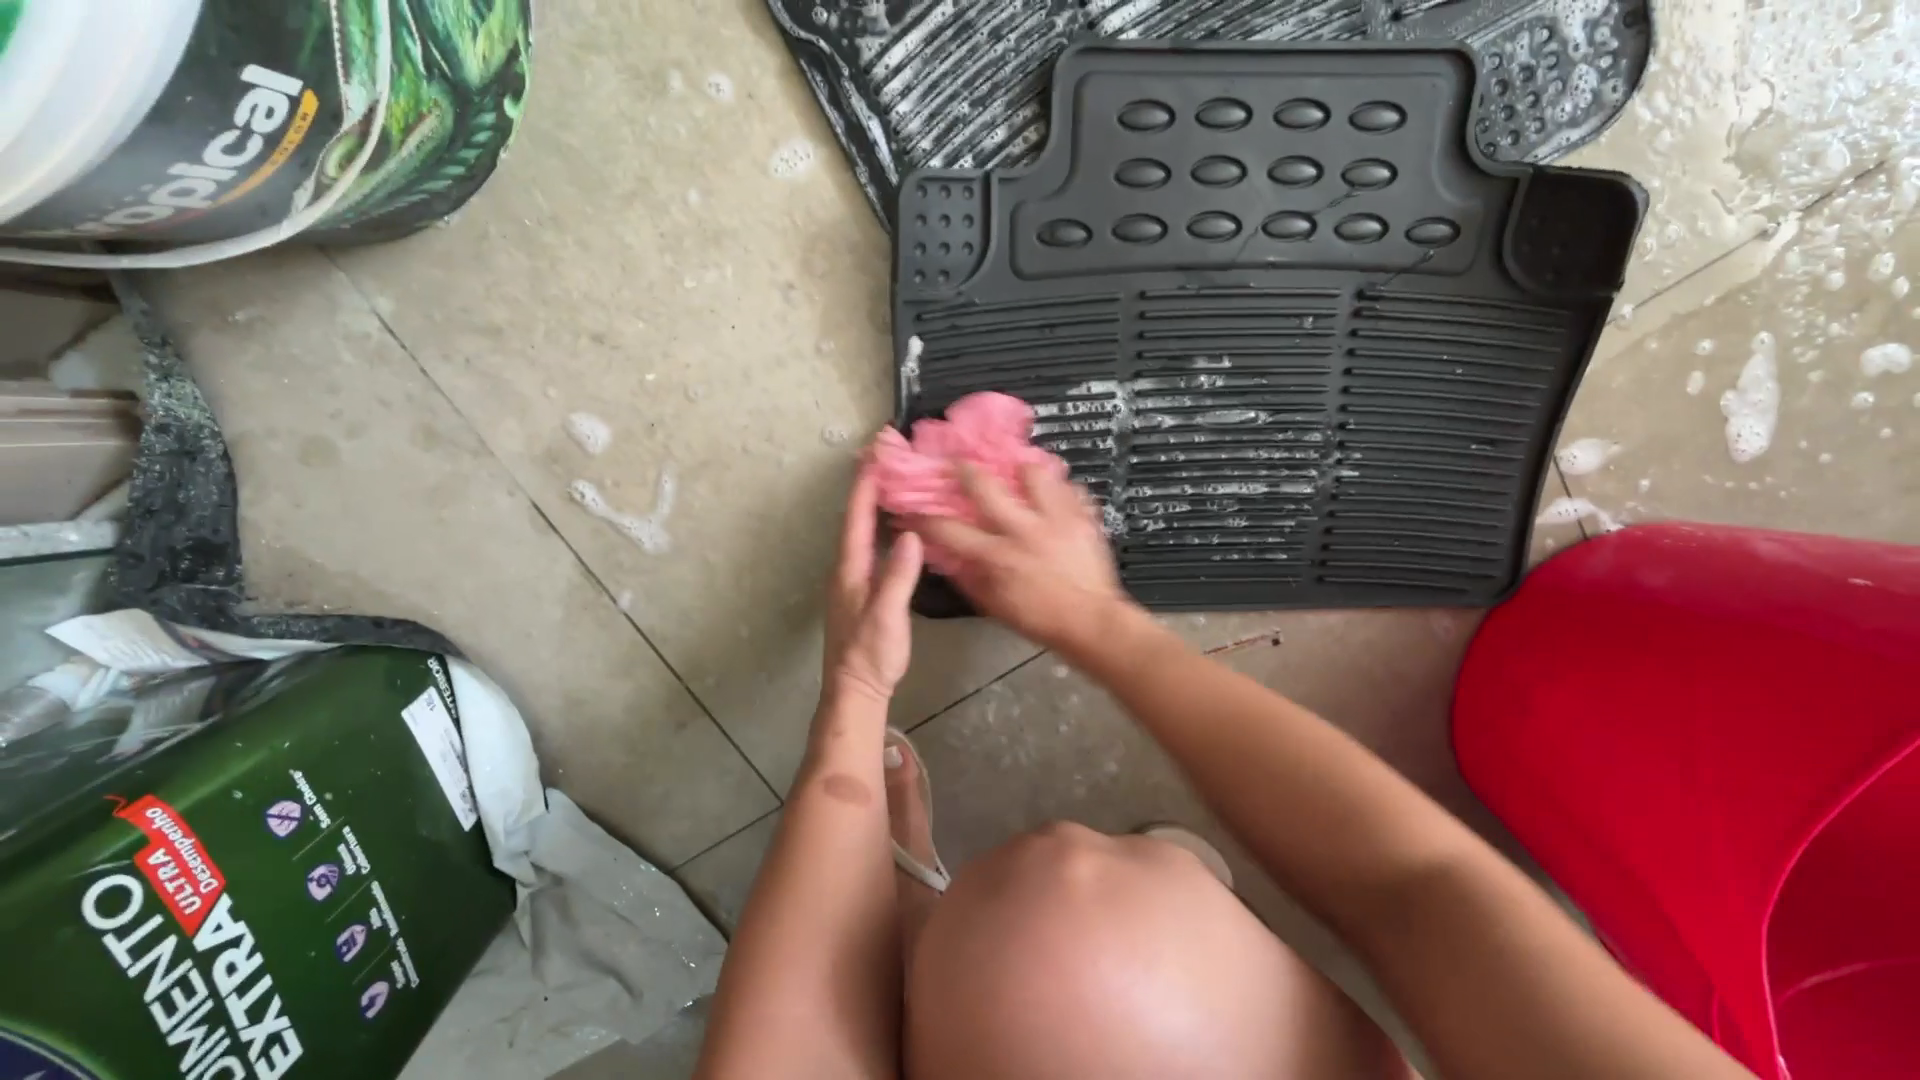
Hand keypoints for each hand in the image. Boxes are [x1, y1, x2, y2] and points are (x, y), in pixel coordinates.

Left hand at [823, 456, 924, 702]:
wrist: (855, 690)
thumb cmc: (870, 654)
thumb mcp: (887, 615)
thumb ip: (898, 577)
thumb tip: (911, 535)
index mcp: (850, 570)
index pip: (857, 519)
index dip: (865, 486)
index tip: (874, 454)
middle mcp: (846, 569)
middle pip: (856, 519)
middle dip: (868, 487)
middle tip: (883, 457)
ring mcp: (852, 581)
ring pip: (863, 533)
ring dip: (873, 505)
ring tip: (891, 482)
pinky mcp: (862, 592)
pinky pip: (870, 548)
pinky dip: (880, 529)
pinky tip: (895, 529)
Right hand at [904, 463, 1134, 657]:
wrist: (1092, 622)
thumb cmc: (1040, 620)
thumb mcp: (995, 606)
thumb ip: (970, 579)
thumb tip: (950, 559)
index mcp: (996, 555)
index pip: (948, 530)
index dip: (924, 518)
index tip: (913, 509)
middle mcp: (1022, 529)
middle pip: (985, 486)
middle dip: (964, 469)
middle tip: (956, 461)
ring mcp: (1055, 518)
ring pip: (1033, 474)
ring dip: (1022, 470)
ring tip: (1019, 470)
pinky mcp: (1082, 517)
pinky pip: (1069, 488)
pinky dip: (1060, 488)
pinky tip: (1055, 496)